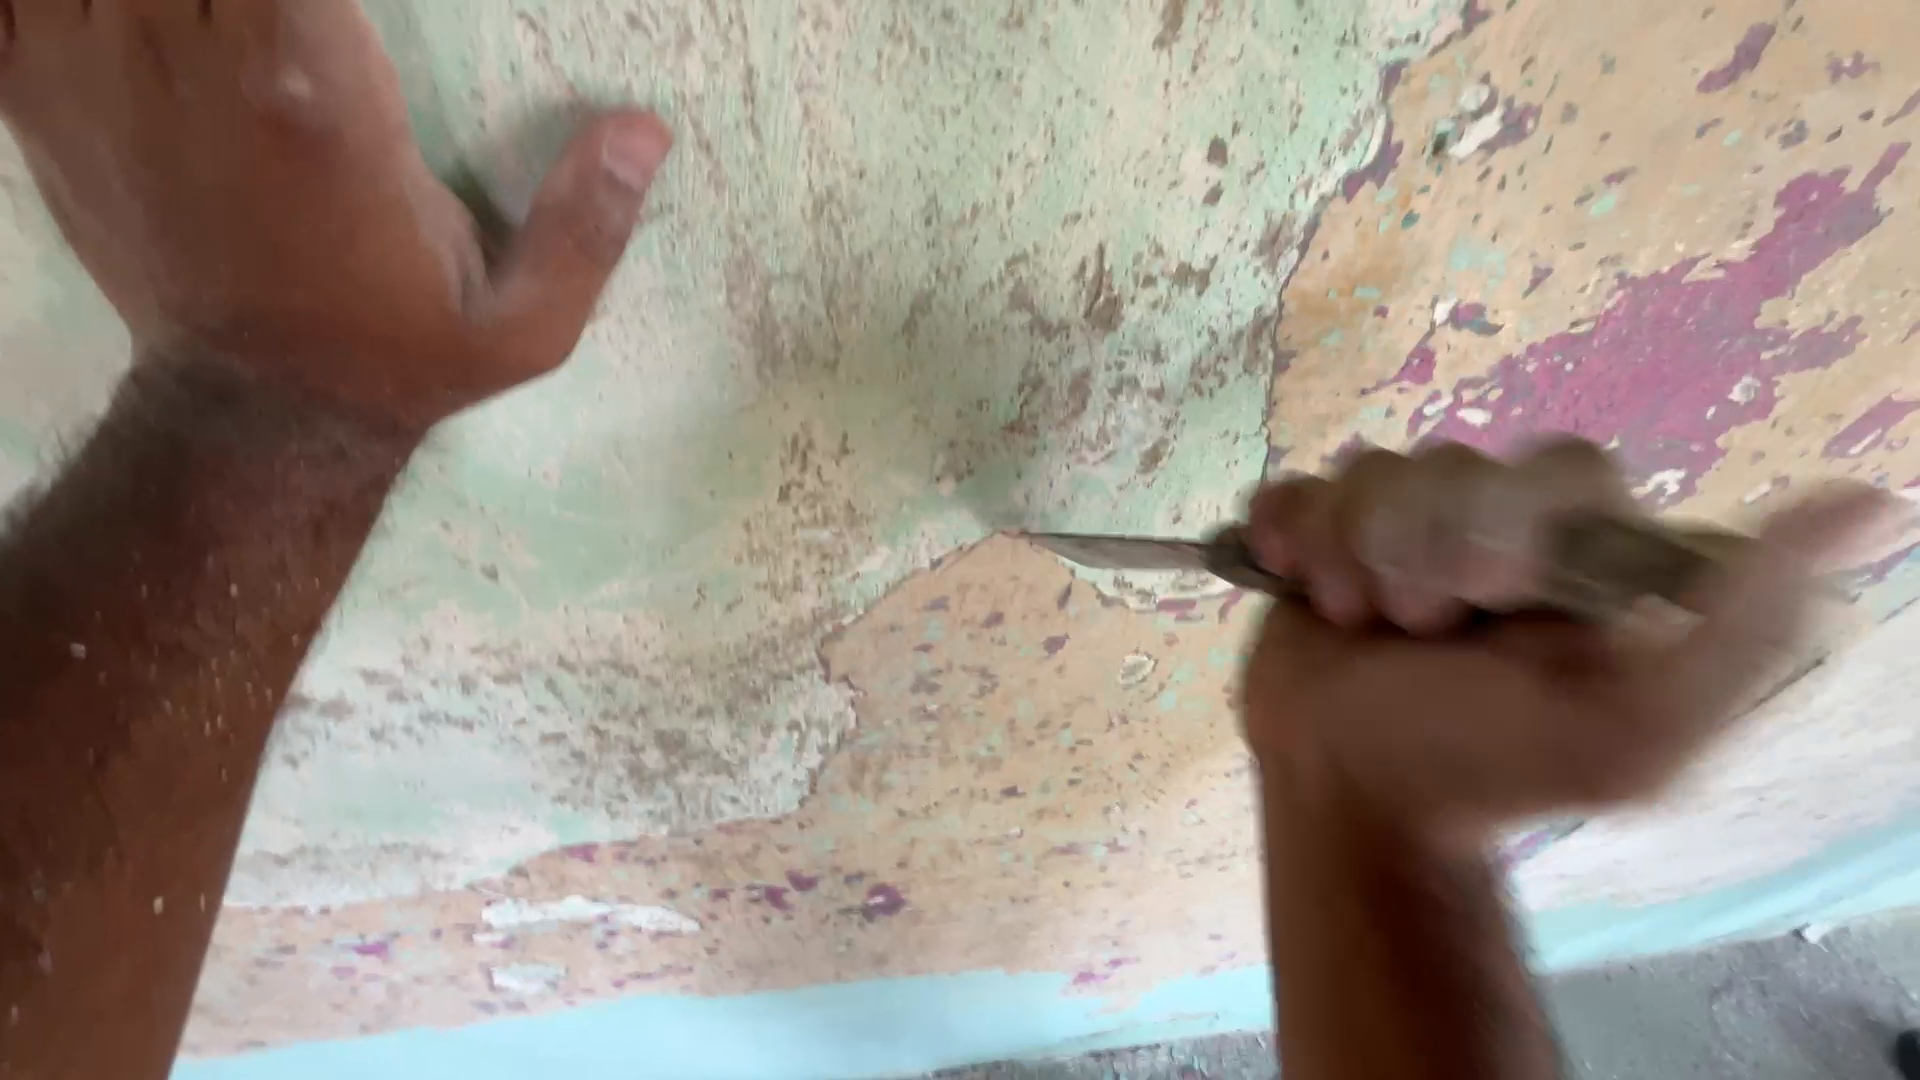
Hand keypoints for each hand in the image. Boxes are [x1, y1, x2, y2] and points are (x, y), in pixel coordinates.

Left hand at [0, 0, 670, 430]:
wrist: (269, 409)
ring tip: (275, 44)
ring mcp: (96, 66)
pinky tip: (180, 35)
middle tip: (333, 37)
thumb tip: (648, 131)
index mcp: (323, 103)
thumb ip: (585, 228)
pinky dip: (111, 3)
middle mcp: (198, 63)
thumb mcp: (531, 326)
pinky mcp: (41, 85)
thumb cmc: (412, 359)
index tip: (372, 19)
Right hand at [1239, 438, 1901, 843]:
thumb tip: (1862, 503)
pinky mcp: (1311, 539)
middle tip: (1409, 629)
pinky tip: (1293, 579)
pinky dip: (1283, 528)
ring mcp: (1385, 528)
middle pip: (1443, 459)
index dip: (1507, 516)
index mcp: (1566, 555)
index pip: (1556, 464)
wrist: (1353, 796)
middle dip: (1413, 548)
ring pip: (1362, 468)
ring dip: (1344, 549)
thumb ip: (1737, 633)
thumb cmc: (1483, 770)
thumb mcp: (1631, 733)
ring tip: (1348, 619)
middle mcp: (1478, 526)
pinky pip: (1291, 489)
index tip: (1484, 596)